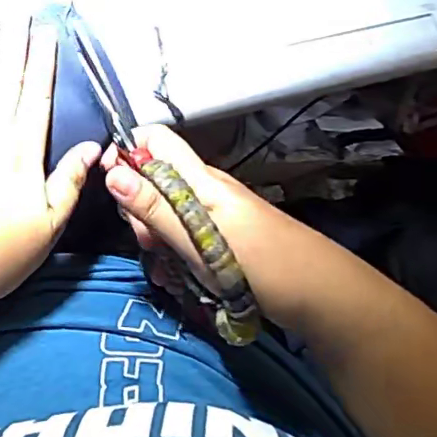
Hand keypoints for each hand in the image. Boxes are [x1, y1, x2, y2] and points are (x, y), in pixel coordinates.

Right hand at [101, 125, 380, 341]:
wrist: (323, 297)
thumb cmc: (263, 268)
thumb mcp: (199, 242)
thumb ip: (155, 208)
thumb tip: (112, 172)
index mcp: (200, 180)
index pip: (154, 139)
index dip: (127, 154)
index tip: (114, 189)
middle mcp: (205, 187)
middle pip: (153, 177)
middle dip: (138, 206)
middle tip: (148, 242)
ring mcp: (215, 209)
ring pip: (166, 208)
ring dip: (154, 233)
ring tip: (165, 265)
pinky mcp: (222, 232)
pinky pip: (185, 229)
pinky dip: (174, 247)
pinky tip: (177, 273)